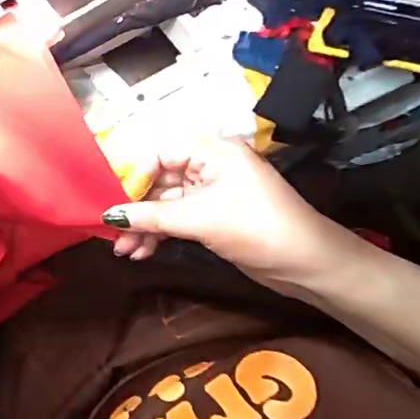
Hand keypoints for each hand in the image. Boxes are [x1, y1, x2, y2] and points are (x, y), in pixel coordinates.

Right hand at [102, 136, 366, 294]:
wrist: (310, 266)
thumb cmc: (257, 228)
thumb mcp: (198, 220)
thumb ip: (150, 217)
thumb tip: (108, 217)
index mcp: (212, 151)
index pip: (158, 155)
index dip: (133, 177)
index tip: (111, 202)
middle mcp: (209, 166)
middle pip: (157, 181)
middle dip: (134, 210)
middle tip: (112, 233)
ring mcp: (210, 192)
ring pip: (163, 205)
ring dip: (143, 227)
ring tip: (124, 252)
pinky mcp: (211, 216)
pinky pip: (174, 220)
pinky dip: (158, 235)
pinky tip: (141, 252)